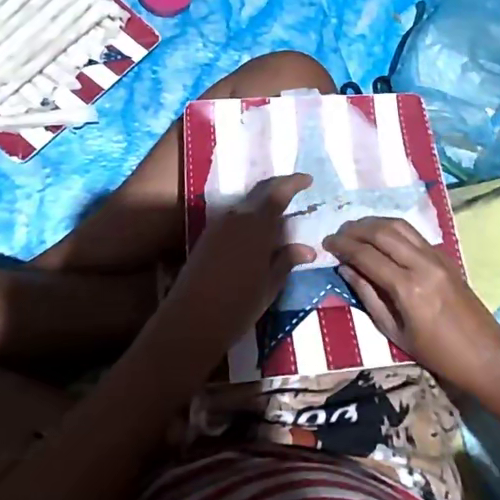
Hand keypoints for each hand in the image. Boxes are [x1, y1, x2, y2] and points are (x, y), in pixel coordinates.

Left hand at [156, 174, 315, 354]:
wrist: (191, 319)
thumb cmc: (238, 304)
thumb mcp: (270, 285)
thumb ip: (286, 261)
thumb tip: (307, 249)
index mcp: (256, 225)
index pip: (277, 193)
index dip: (293, 183)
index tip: (308, 180)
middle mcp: (236, 218)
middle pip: (259, 192)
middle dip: (279, 186)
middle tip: (296, 189)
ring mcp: (218, 226)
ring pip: (245, 204)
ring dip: (263, 202)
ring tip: (279, 212)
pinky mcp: (207, 237)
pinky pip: (233, 216)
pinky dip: (250, 215)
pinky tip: (257, 230)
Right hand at [324, 217, 499, 390]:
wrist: (485, 354)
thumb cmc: (437, 353)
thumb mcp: (394, 332)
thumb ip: (368, 296)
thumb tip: (345, 269)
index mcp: (407, 288)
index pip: (367, 256)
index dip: (343, 246)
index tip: (327, 243)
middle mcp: (422, 265)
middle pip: (382, 232)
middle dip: (355, 229)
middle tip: (337, 233)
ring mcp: (436, 257)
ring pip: (399, 226)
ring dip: (374, 223)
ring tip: (355, 229)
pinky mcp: (446, 256)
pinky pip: (414, 234)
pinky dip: (392, 228)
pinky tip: (381, 235)